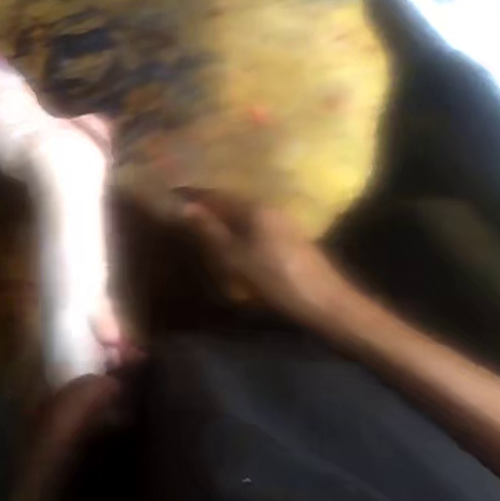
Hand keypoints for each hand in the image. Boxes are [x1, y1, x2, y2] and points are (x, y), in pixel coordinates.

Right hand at [177, 188, 364, 327]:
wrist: (331, 307)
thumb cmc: (279, 281)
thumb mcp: (237, 259)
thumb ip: (210, 231)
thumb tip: (184, 206)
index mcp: (253, 207)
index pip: (213, 193)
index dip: (190, 195)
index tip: (168, 196)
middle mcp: (267, 207)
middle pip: (228, 201)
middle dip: (205, 205)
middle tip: (180, 212)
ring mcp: (282, 222)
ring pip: (242, 214)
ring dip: (221, 218)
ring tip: (199, 227)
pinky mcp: (290, 239)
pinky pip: (253, 225)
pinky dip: (236, 229)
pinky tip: (230, 242)